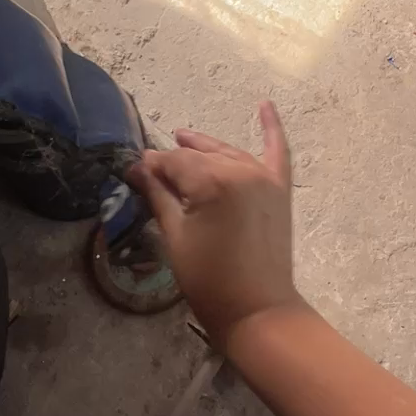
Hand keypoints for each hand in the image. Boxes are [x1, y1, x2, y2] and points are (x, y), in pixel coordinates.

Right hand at [128, 101, 304, 349]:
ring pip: (228, 152)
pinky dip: (272, 127)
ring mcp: (263, 177)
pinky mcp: (279, 189)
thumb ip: (159, 195)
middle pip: (200, 156)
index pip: (175, 162)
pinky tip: (265, 105)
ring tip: (184, 137)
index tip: (136, 170)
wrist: (258, 310)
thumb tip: (138, 167)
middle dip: (175, 159)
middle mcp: (240, 170)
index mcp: (212, 181)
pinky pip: (277, 151)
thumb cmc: (209, 280)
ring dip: (206, 146)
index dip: (153, 165)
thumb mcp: (175, 237)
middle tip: (152, 166)